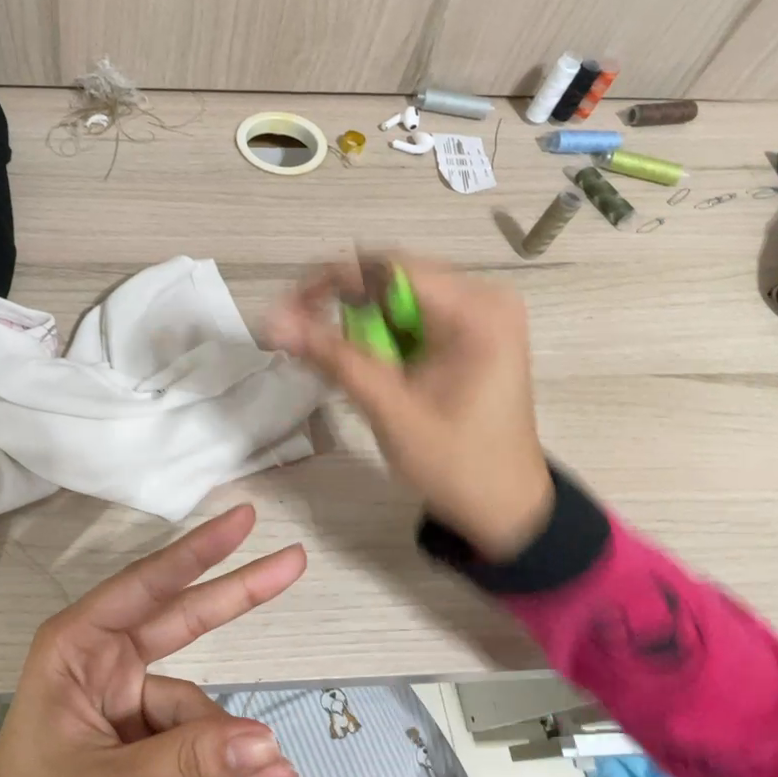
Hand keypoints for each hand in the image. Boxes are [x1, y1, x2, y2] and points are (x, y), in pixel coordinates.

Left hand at [0, 506, 304, 776]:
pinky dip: (222, 757)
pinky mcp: (137, 734)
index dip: (197, 550)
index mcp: (76, 644)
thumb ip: (187, 759)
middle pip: (179, 618)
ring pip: (193, 697)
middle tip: (294, 561)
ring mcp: (122, 696)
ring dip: (230, 733)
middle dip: (236, 595)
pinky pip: (192, 734)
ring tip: (274, 772)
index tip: (244, 519)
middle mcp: (101, 657)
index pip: (145, 586)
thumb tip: (268, 744)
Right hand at [266, 258, 553, 560]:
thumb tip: (273, 321)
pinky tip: (358, 363)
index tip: (286, 310)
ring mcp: (476, 313)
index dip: (331, 281)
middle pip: (388, 278)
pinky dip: (374, 334)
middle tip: (294, 335)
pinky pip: (406, 316)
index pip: (388, 269)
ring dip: (353, 322)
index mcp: (477, 310)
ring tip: (322, 355)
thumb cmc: (457, 465)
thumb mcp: (391, 410)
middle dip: (338, 305)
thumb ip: (333, 358)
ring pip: (392, 296)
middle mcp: (481, 297)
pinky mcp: (465, 331)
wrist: (504, 507)